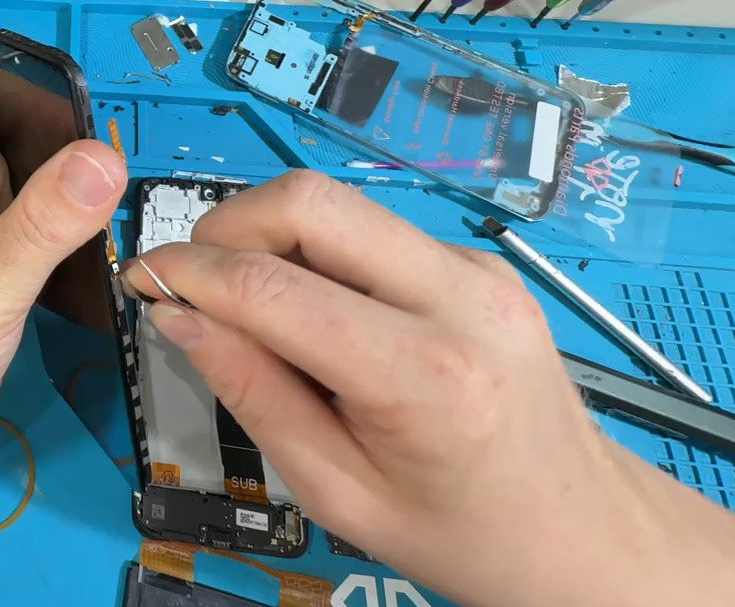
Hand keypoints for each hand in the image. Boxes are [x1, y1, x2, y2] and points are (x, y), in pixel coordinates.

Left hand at [0, 60, 125, 473]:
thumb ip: (44, 221)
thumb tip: (105, 156)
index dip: (22, 68)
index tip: (81, 82)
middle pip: (19, 124)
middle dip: (65, 121)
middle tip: (122, 144)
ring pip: (36, 171)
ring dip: (74, 169)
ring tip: (125, 182)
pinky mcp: (5, 259)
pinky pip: (45, 216)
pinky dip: (74, 213)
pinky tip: (108, 229)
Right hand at [121, 171, 674, 606]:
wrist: (593, 534)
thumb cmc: (457, 533)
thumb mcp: (332, 489)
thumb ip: (247, 391)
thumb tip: (172, 314)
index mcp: (424, 376)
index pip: (270, 288)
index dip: (186, 271)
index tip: (141, 279)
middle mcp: (456, 294)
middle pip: (305, 200)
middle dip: (224, 225)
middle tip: (194, 278)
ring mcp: (471, 264)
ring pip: (327, 200)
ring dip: (260, 232)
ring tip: (245, 296)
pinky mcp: (469, 256)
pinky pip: (356, 224)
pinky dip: (304, 248)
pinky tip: (309, 305)